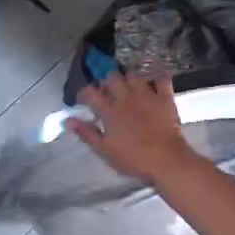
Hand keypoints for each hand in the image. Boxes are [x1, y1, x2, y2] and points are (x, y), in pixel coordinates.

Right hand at [67, 71, 200, 183]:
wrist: (166, 161)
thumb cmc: (132, 159)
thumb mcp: (104, 150)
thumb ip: (87, 133)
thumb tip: (68, 120)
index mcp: (109, 111)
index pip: (90, 93)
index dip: (84, 93)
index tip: (83, 100)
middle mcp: (126, 98)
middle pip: (111, 78)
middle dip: (106, 82)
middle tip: (106, 93)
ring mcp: (147, 95)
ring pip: (133, 75)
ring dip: (127, 78)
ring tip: (127, 88)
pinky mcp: (165, 98)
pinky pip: (162, 78)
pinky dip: (157, 74)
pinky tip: (154, 75)